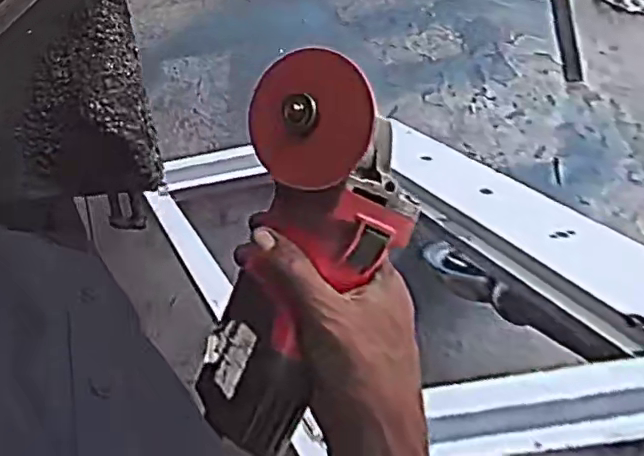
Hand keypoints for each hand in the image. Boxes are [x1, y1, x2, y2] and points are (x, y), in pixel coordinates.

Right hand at [245, 227, 426, 455]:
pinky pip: (299, 308)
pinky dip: (282, 305)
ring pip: (306, 282)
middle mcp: (367, 296)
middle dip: (287, 251)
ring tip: (261, 276)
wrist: (373, 446)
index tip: (285, 211)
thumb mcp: (327, 315)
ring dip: (281, 279)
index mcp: (381, 281)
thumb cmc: (375, 391)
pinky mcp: (330, 339)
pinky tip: (271, 310)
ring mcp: (348, 319)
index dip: (315, 217)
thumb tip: (267, 237)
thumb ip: (294, 270)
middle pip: (319, 255)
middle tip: (263, 247)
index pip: (347, 229)